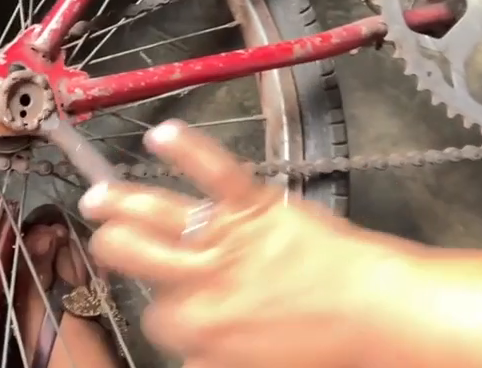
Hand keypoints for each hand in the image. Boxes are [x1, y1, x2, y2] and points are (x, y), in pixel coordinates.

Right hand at [80, 121, 418, 367]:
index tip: (162, 299)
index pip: (154, 316)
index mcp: (204, 335)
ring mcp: (225, 238)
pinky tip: (159, 134)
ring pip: (155, 215)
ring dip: (119, 202)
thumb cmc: (331, 352)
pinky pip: (211, 170)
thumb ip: (217, 355)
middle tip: (105, 238)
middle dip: (111, 248)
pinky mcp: (251, 202)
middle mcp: (203, 284)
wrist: (384, 317)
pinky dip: (185, 148)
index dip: (157, 307)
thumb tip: (191, 345)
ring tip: (97, 197)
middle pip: (133, 259)